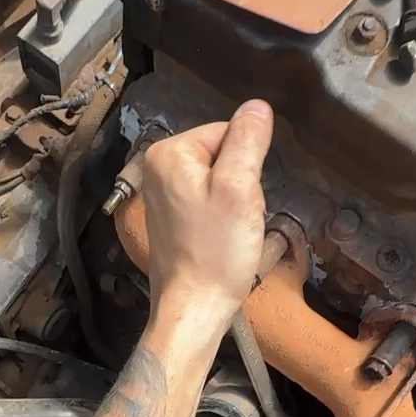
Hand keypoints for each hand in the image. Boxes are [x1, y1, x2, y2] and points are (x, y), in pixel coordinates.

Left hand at [140, 101, 273, 331]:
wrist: (194, 310)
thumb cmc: (216, 254)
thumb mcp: (239, 191)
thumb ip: (248, 142)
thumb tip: (257, 106)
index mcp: (169, 154)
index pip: (228, 133)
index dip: (247, 165)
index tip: (243, 199)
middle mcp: (158, 171)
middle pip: (223, 158)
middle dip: (241, 187)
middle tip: (238, 220)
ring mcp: (163, 199)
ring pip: (220, 184)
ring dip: (236, 207)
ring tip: (231, 234)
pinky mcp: (172, 224)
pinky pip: (209, 207)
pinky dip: (223, 222)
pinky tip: (222, 243)